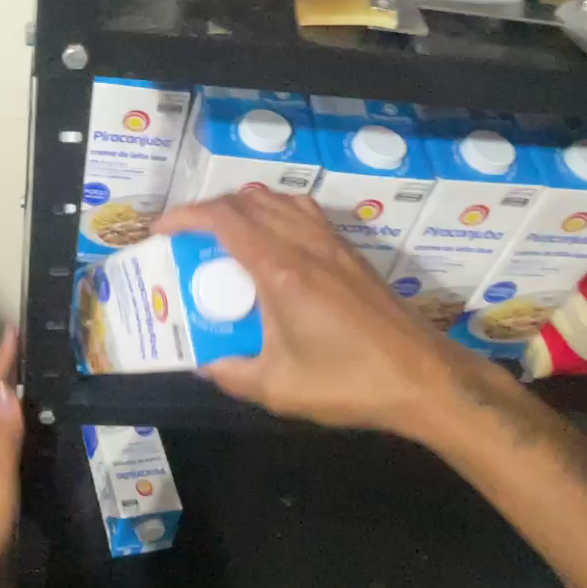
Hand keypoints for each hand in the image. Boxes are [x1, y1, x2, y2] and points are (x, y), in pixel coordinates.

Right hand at [154, 190, 504, 440]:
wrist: (425, 379)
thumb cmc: (349, 383)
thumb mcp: (278, 388)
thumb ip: (231, 373)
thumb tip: (205, 364)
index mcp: (280, 270)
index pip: (223, 220)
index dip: (185, 216)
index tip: (161, 231)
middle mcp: (304, 244)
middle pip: (248, 200)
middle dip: (208, 209)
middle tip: (187, 237)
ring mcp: (332, 244)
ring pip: (279, 200)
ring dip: (243, 206)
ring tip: (223, 234)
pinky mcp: (350, 254)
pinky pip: (304, 212)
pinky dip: (276, 212)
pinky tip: (272, 243)